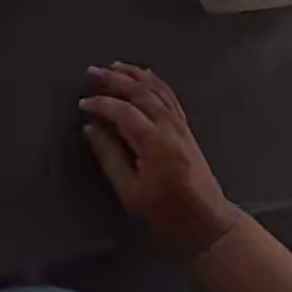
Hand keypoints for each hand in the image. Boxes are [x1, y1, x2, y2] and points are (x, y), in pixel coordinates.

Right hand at [80, 63, 242, 257]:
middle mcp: (169, 126)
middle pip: (140, 92)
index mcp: (155, 143)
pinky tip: (144, 75)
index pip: (122, 111)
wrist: (208, 225)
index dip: (101, 104)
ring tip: (113, 66)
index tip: (82, 103)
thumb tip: (91, 128)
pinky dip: (154, 81)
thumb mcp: (131, 193)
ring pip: (155, 88)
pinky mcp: (186, 127)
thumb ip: (110, 157)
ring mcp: (180, 124)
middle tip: (92, 71)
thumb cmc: (167, 215)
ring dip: (133, 75)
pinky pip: (169, 95)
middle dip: (114, 79)